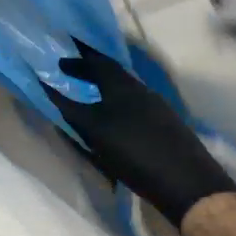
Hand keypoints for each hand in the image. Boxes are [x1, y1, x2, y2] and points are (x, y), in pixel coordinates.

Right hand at [42, 41, 235, 227]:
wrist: (191, 187)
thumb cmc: (134, 151)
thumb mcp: (93, 130)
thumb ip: (67, 107)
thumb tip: (43, 83)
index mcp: (122, 84)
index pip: (96, 59)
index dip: (77, 54)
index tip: (61, 48)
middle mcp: (141, 89)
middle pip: (112, 73)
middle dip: (89, 70)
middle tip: (69, 71)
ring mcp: (159, 108)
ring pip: (125, 90)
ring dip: (104, 88)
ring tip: (88, 95)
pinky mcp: (170, 128)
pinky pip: (136, 106)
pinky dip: (119, 105)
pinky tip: (115, 121)